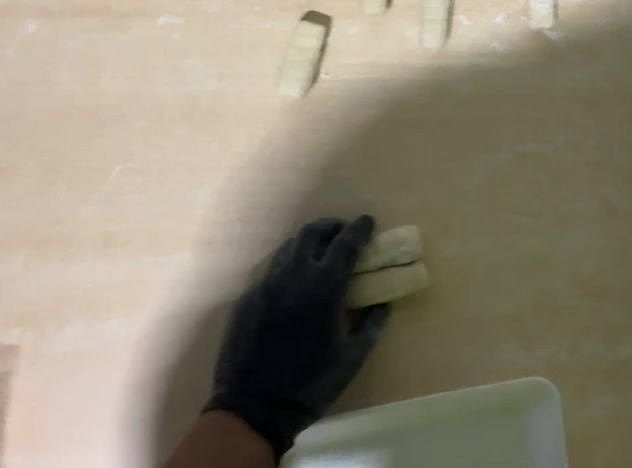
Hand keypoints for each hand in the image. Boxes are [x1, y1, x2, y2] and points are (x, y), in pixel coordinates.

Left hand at [204, 216, 390, 457]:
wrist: (253, 409)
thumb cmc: (310, 384)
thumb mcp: (352, 358)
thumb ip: (371, 325)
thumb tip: (384, 304)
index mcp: (324, 286)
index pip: (346, 242)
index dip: (360, 228)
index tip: (369, 222)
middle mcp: (294, 275)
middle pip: (313, 233)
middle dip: (331, 227)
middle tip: (343, 233)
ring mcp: (266, 284)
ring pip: (288, 247)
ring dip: (308, 242)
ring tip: (319, 252)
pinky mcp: (247, 298)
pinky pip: (270, 270)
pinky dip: (288, 266)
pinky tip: (293, 283)